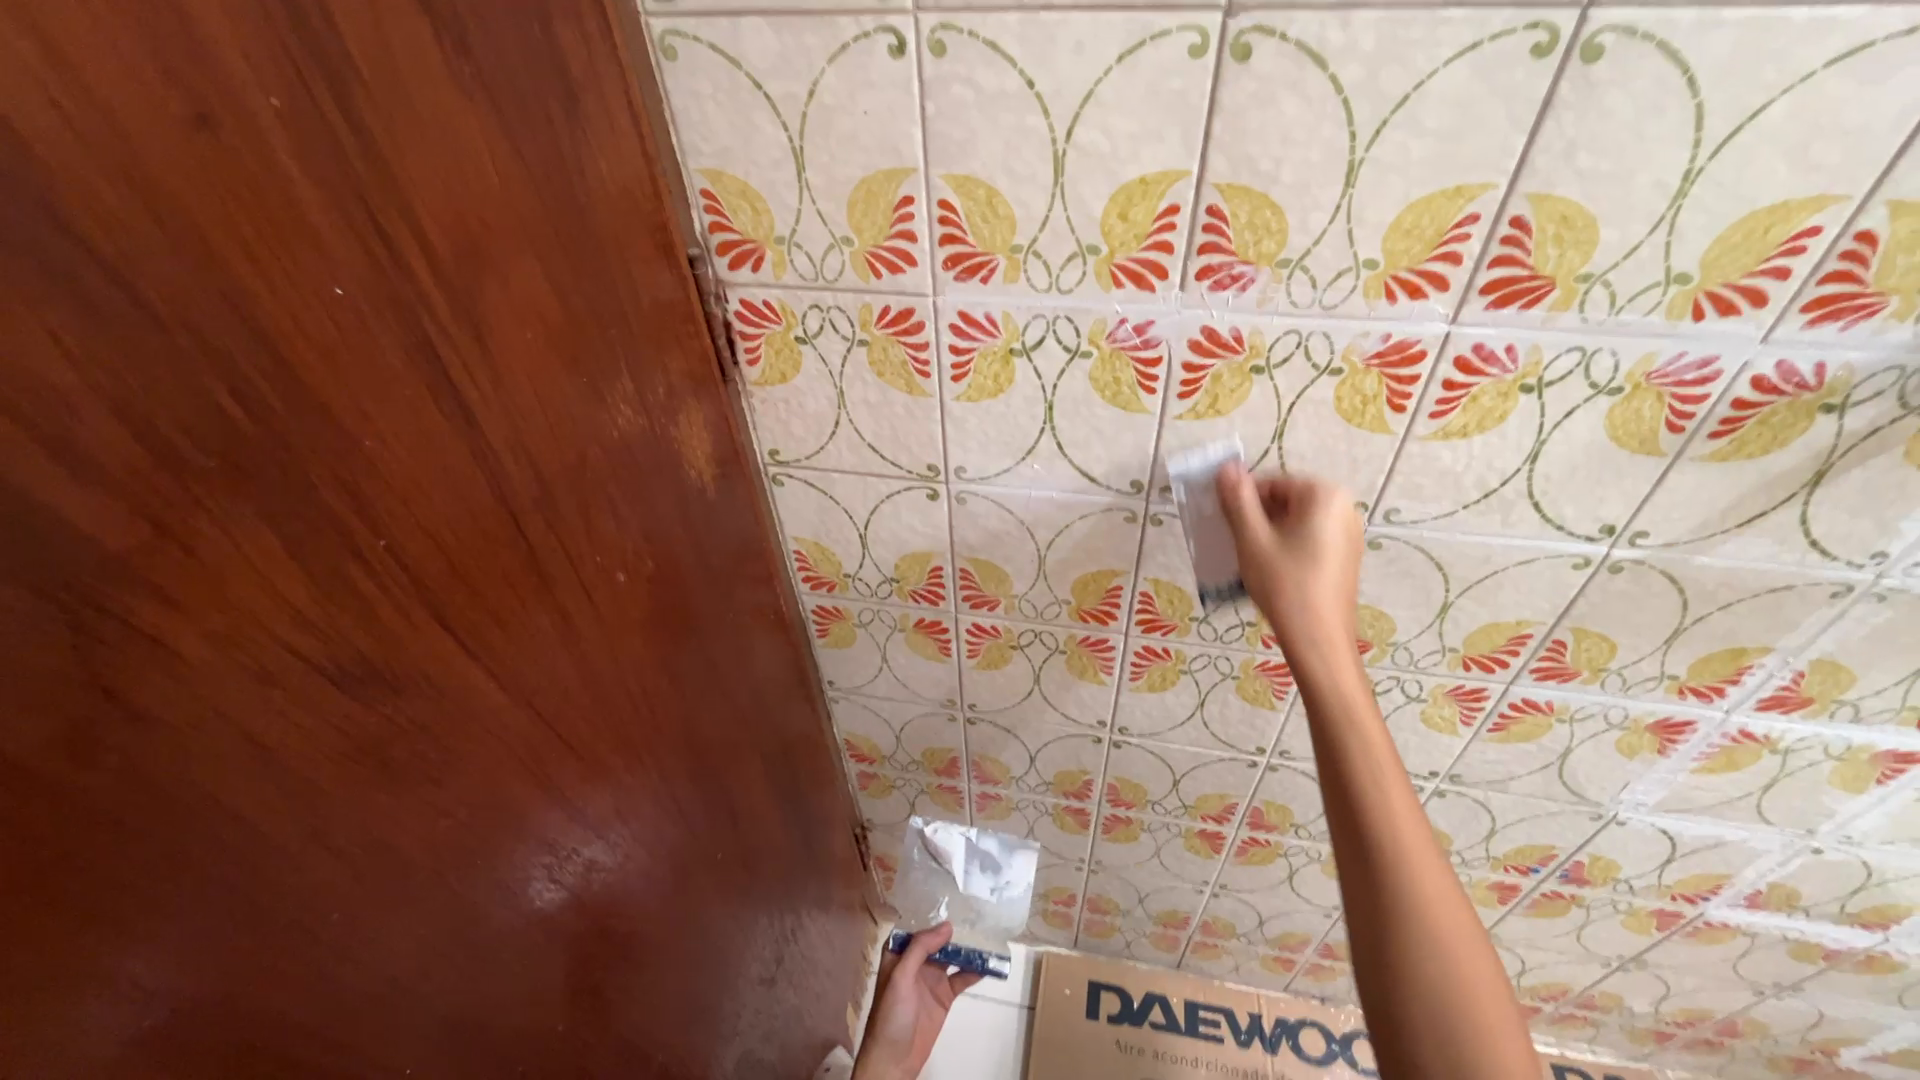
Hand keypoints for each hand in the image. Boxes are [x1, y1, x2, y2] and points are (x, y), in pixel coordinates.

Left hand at [852, 923, 983, 1079]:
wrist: (894, 1060)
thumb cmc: (891, 1014)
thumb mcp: (901, 977)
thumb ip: (921, 949)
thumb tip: (947, 926)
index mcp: (899, 954)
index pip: (918, 928)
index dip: (934, 916)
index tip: (956, 902)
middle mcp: (915, 962)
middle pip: (938, 941)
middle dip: (955, 931)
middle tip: (979, 917)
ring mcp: (931, 979)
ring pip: (952, 958)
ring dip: (968, 950)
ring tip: (988, 937)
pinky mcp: (944, 997)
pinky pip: (961, 978)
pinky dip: (974, 971)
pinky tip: (988, 964)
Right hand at [1216, 463, 1363, 664]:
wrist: (1318, 639)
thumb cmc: (1283, 585)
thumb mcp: (1251, 540)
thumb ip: (1237, 500)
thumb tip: (1225, 467)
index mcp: (1324, 494)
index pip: (1270, 482)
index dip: (1243, 502)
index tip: (1224, 525)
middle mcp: (1344, 506)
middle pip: (1286, 500)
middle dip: (1257, 517)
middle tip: (1237, 544)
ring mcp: (1349, 532)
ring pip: (1296, 520)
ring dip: (1269, 533)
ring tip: (1253, 560)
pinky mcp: (1347, 555)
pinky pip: (1310, 538)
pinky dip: (1287, 546)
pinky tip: (1273, 571)